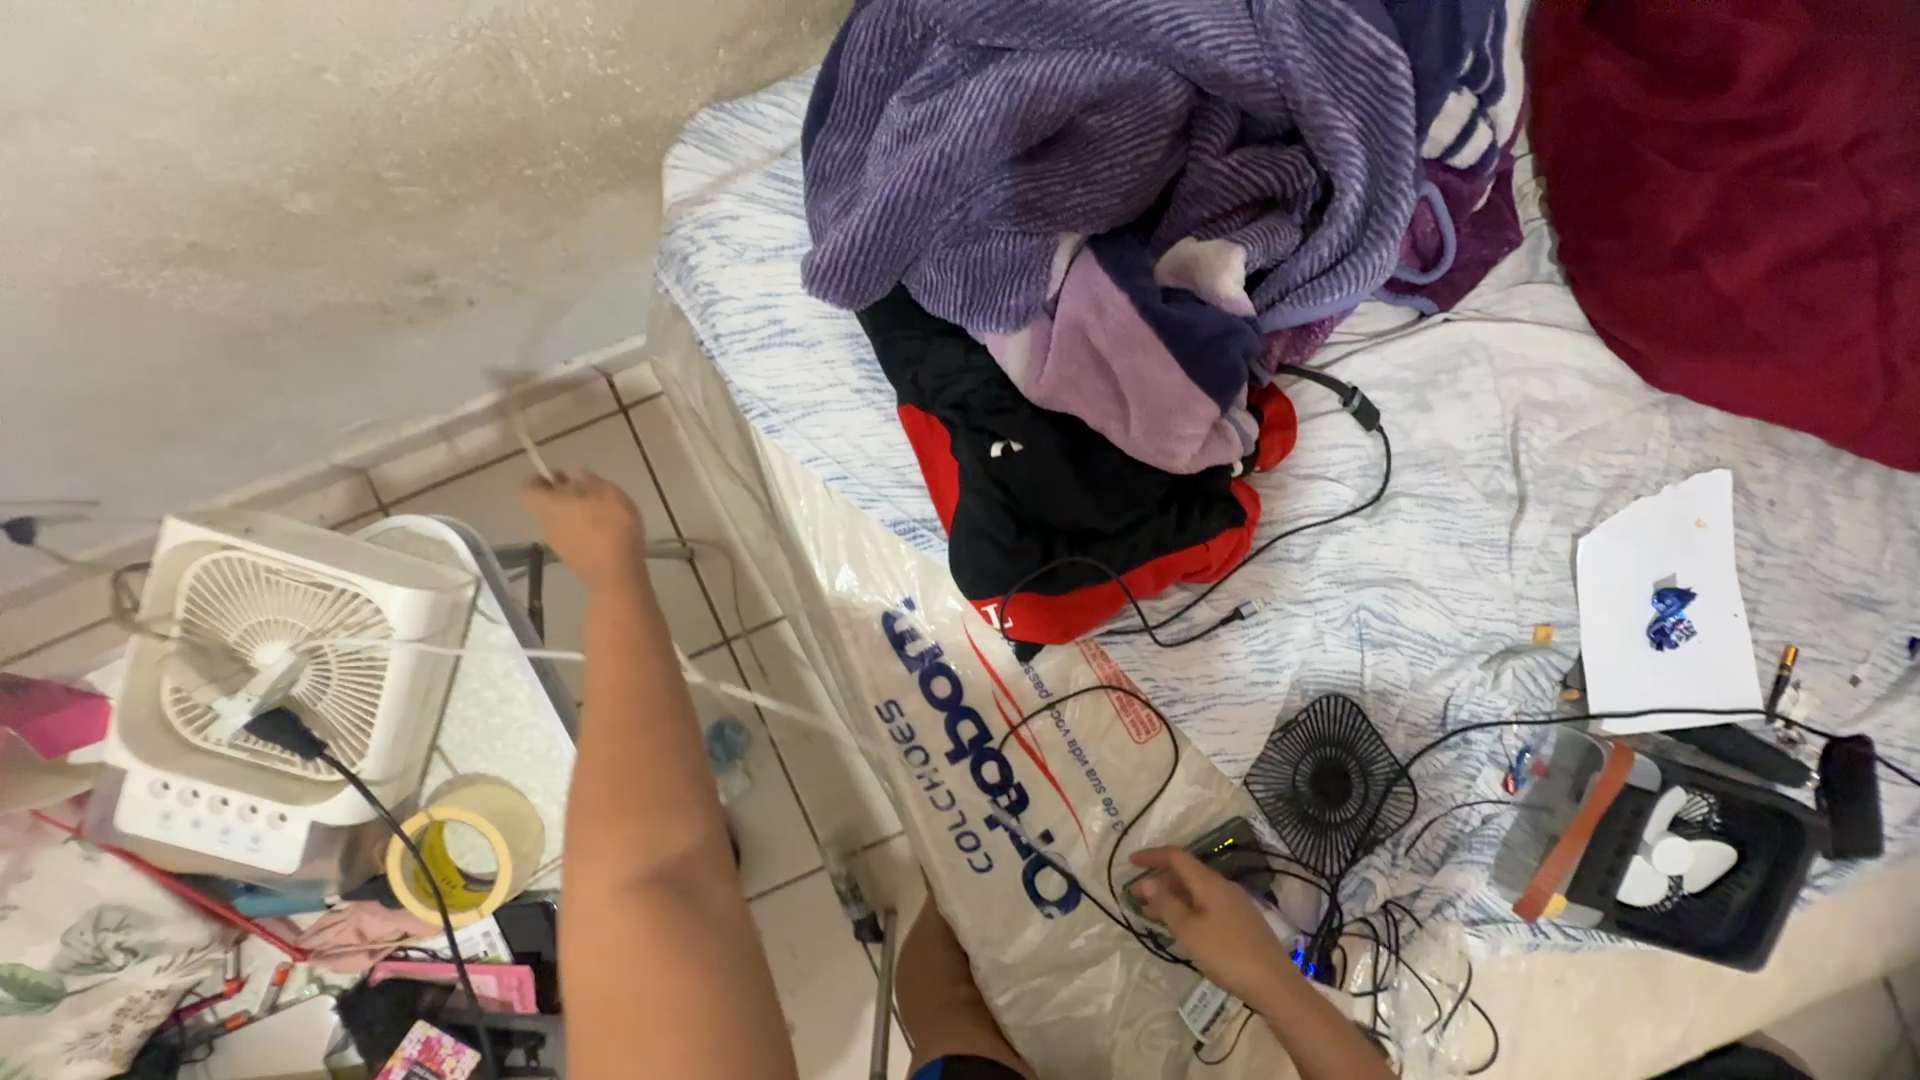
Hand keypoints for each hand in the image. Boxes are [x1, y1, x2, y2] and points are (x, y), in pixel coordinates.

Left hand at [521, 469, 646, 587]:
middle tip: (584, 493)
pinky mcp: (571, 560)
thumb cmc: (612, 527)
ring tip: (598, 513)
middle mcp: (546, 525)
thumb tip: (573, 472)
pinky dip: (581, 532)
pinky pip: (570, 539)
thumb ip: (590, 481)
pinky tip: (604, 533)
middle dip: (560, 497)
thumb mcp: (609, 495)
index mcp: (550, 506)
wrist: (616, 574)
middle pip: (544, 507)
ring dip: (572, 516)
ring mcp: (558, 545)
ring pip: (557, 524)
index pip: (527, 489)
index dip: (538, 480)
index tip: (557, 477)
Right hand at [1128, 847, 1293, 1005]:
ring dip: (1173, 897)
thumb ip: (1166, 904)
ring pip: (1196, 891)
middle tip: (1137, 896)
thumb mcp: (1189, 930)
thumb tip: (1147, 883)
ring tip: (1153, 914)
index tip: (1130, 862)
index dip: (1152, 856)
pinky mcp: (1242, 923)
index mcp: (1209, 882)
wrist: (1275, 985)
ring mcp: (1235, 904)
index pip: (1176, 857)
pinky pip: (1207, 905)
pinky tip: (1183, 928)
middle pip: (1186, 873)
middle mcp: (1223, 886)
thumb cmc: (1227, 954)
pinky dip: (1188, 909)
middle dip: (1159, 880)